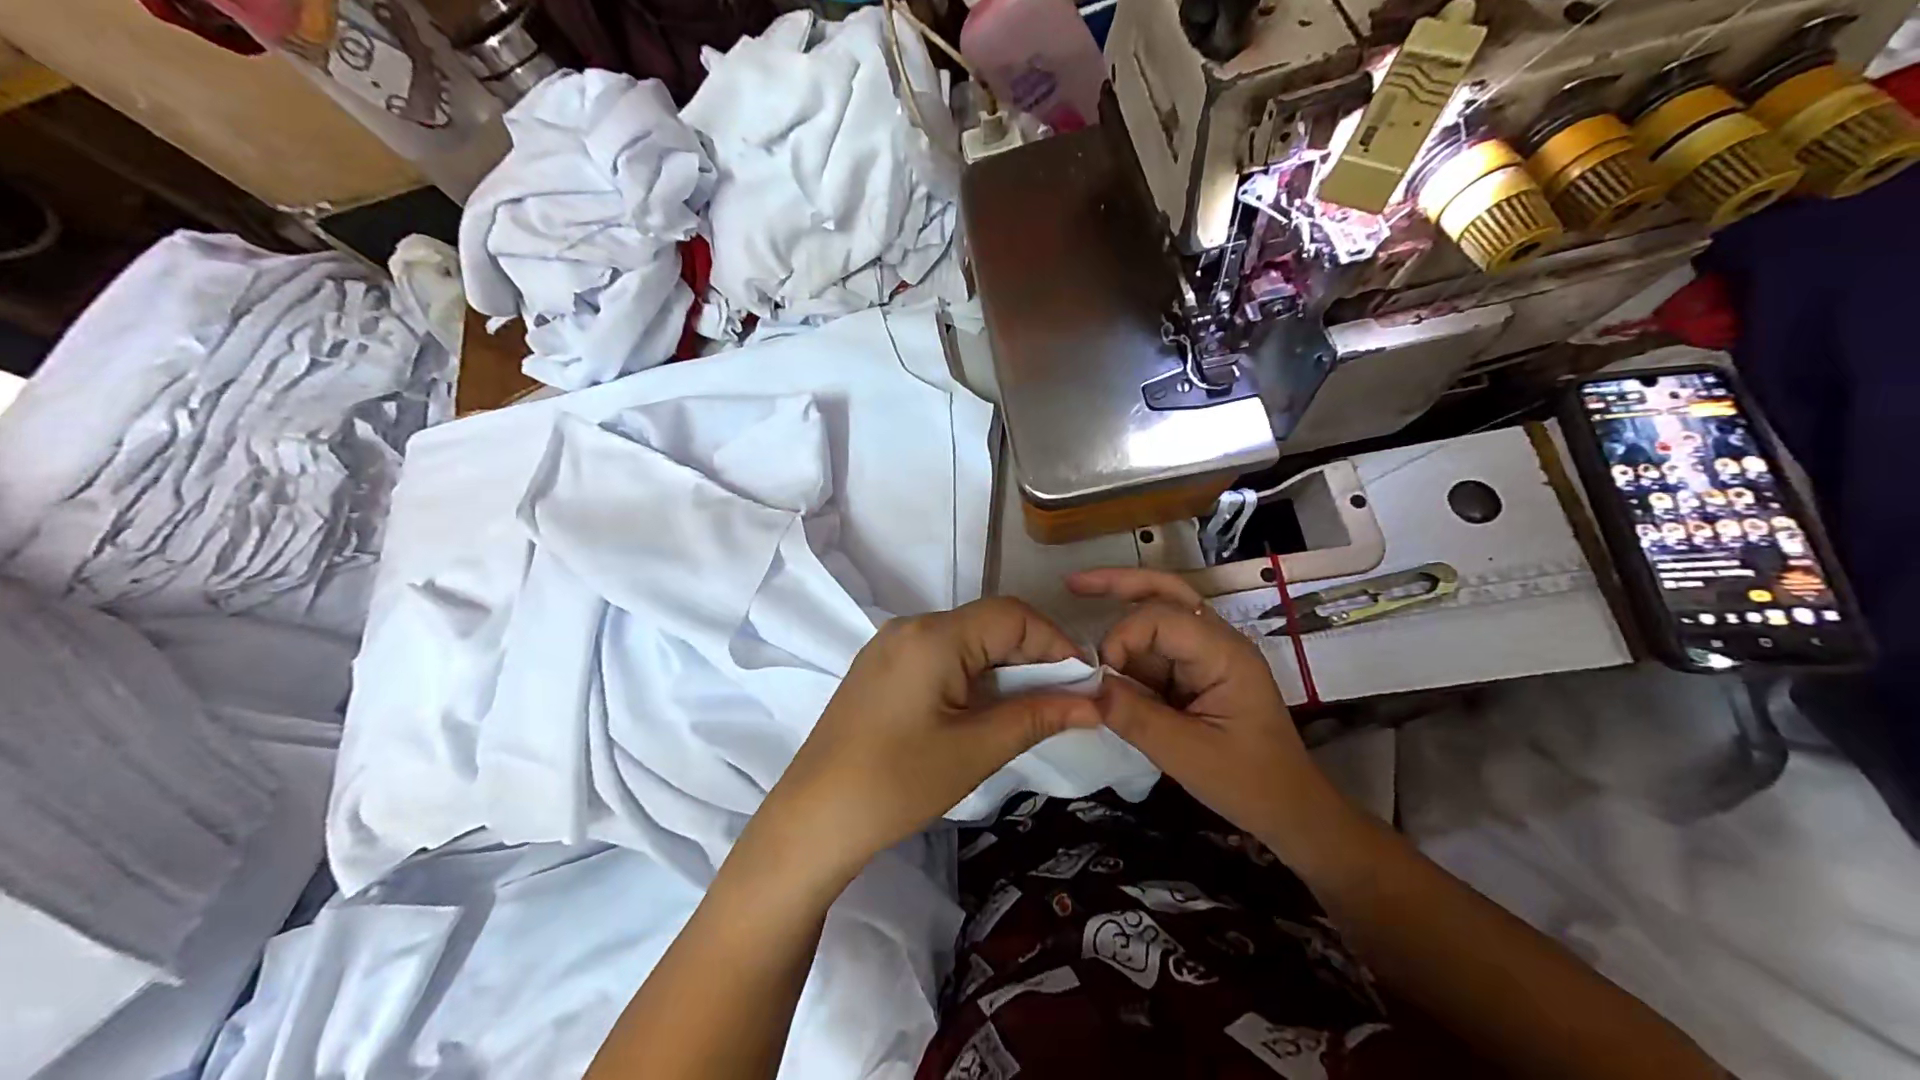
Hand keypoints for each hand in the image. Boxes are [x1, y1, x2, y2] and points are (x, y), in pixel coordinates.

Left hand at [756, 597, 1099, 885]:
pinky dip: (973, 675)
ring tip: (1031, 709)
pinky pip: (940, 656)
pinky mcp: (880, 669)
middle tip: (1065, 700)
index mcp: (933, 635)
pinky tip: (984, 710)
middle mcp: (910, 626)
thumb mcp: (975, 749)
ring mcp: (890, 646)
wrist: (813, 819)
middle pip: (988, 624)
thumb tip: (1095, 701)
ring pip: (965, 641)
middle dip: (1033, 656)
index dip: (1056, 642)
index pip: (1012, 616)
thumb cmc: (897, 783)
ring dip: (1004, 668)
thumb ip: (1037, 716)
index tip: (1086, 683)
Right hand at [1066, 568, 1344, 854]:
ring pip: (1158, 618)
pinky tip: (1103, 665)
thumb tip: (1086, 688)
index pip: (1161, 618)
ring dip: (1120, 620)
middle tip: (1073, 584)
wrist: (1290, 810)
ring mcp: (1207, 657)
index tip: (1101, 677)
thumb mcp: (1187, 755)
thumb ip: (1135, 717)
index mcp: (1225, 654)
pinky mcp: (1197, 675)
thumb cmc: (1249, 782)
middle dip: (1119, 584)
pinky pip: (1156, 651)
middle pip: (1166, 594)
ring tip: (1078, 612)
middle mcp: (1217, 643)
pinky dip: (1127, 654)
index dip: (1122, 637)